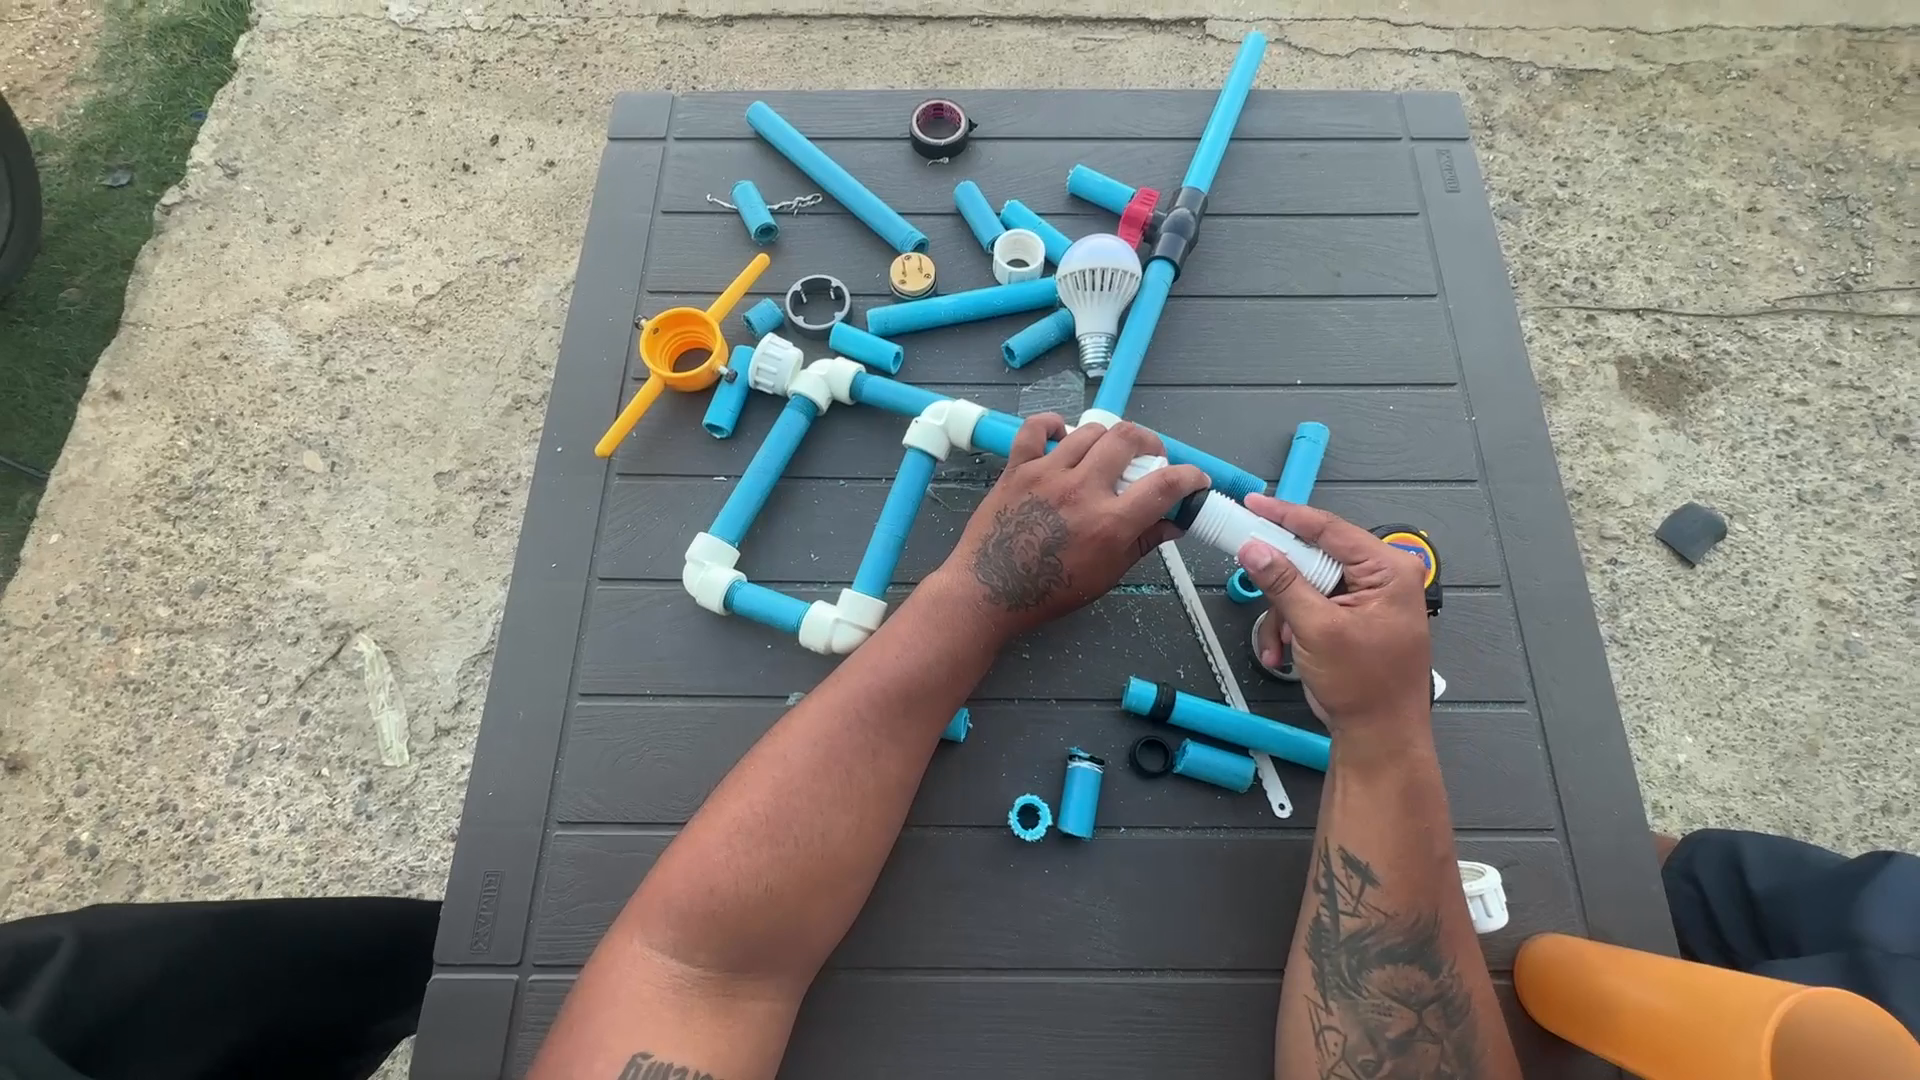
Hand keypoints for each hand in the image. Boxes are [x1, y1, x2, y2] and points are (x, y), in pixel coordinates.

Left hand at [931, 414, 1209, 640]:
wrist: (987, 592)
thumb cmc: (1048, 592)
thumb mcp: (1105, 575)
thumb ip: (1142, 543)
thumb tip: (1173, 523)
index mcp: (1110, 523)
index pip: (1166, 484)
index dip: (1191, 476)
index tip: (1195, 479)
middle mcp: (1082, 490)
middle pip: (1129, 439)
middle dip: (1150, 443)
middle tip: (1149, 458)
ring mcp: (1047, 473)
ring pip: (1090, 430)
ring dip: (1107, 438)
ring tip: (1107, 454)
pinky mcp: (1017, 468)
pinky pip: (1036, 428)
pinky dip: (1053, 424)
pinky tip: (1062, 434)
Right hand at [1234, 496, 1431, 734]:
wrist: (1378, 735)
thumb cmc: (1365, 686)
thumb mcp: (1317, 628)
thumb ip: (1283, 584)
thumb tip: (1254, 548)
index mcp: (1387, 570)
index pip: (1329, 528)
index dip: (1286, 515)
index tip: (1252, 504)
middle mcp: (1379, 577)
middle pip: (1310, 557)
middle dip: (1280, 586)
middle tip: (1255, 587)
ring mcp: (1363, 598)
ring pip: (1301, 584)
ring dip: (1281, 615)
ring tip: (1280, 645)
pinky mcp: (1347, 617)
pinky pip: (1305, 606)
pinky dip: (1288, 627)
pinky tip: (1285, 652)